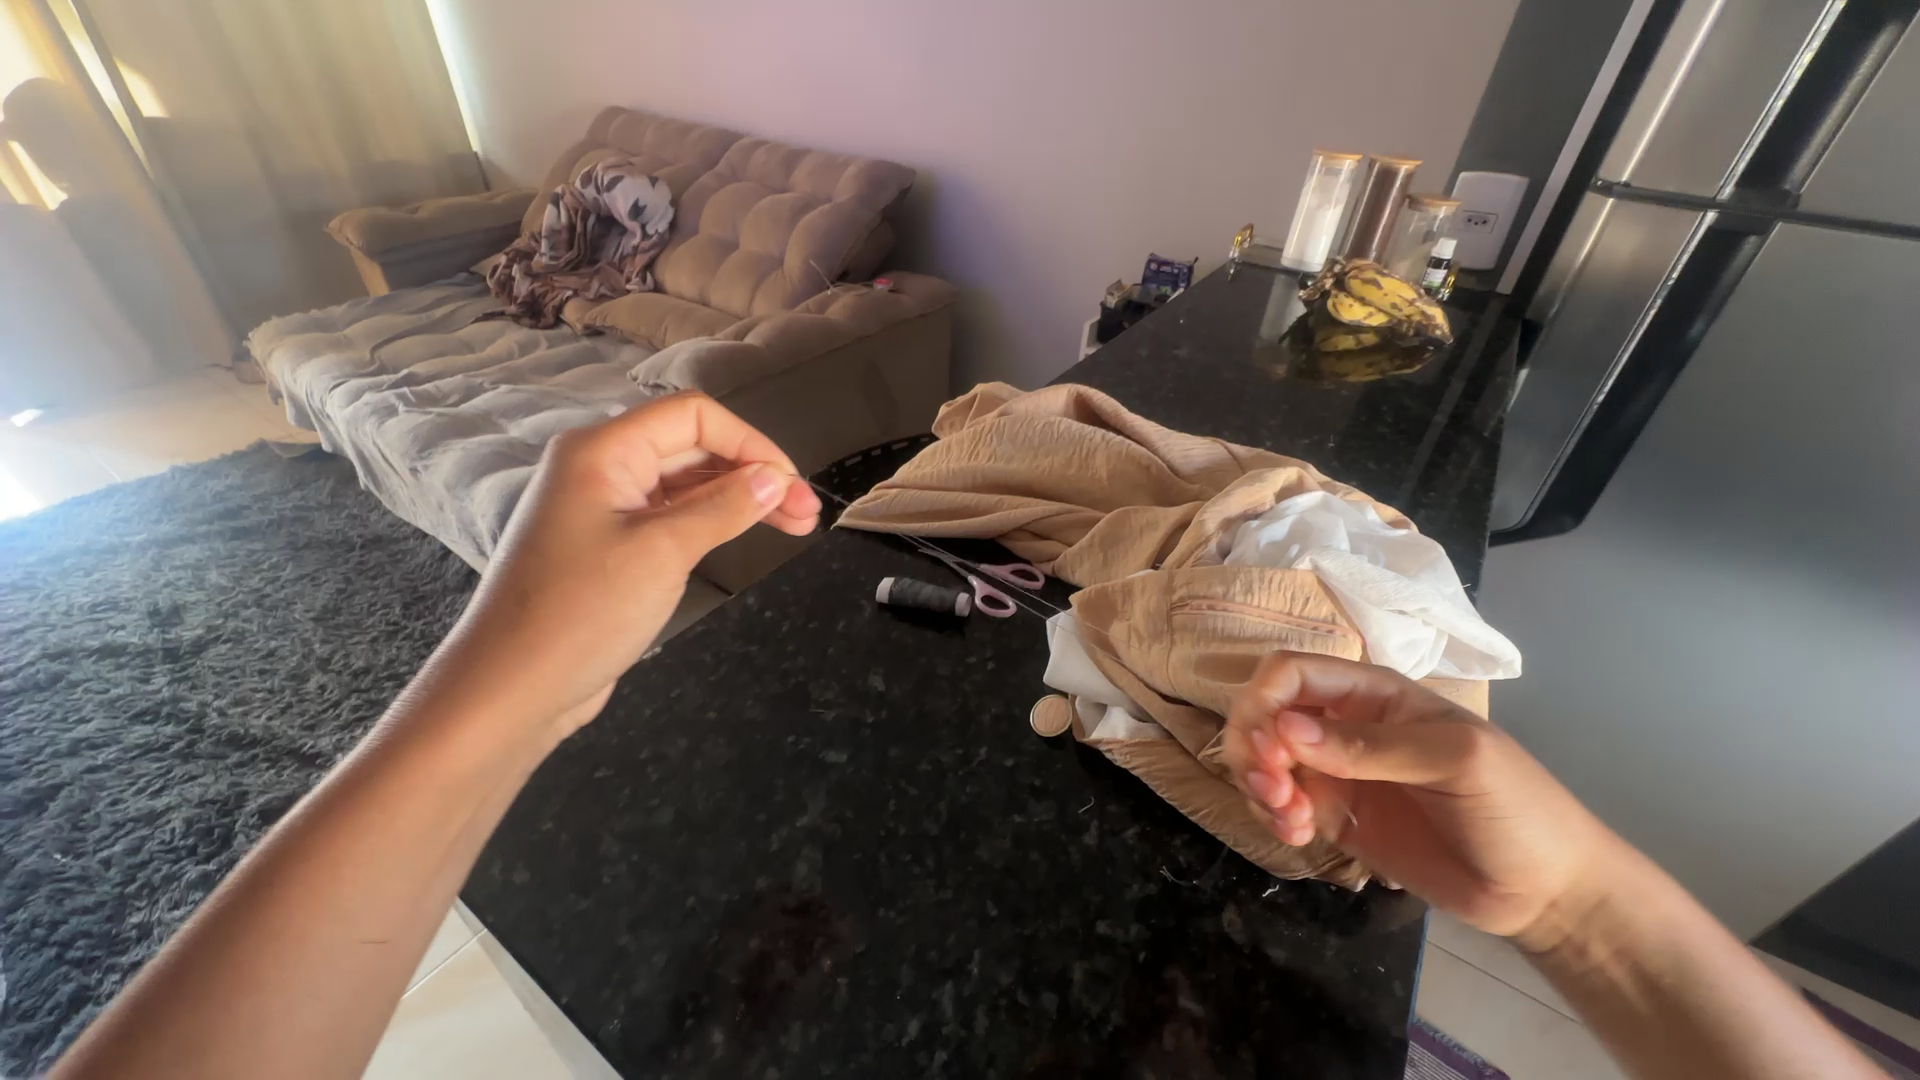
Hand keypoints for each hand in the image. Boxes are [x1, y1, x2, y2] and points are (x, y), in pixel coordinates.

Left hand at [425, 393, 820, 735]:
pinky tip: (747, 533)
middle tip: (807, 513)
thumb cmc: (584, 611)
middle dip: (754, 475)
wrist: (515, 689)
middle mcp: (604, 467)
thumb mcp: (664, 552)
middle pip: (694, 449)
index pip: (693, 418)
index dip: (750, 443)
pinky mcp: (614, 545)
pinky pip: (674, 516)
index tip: (791, 484)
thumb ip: (724, 507)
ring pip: (689, 485)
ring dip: (741, 500)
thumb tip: (776, 477)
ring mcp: (607, 508)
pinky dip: (715, 522)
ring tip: (796, 526)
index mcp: (603, 451)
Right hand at [1222, 653, 1618, 948]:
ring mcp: (1334, 773)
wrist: (1547, 892)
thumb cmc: (1515, 806)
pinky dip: (1271, 815)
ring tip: (1288, 819)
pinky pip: (1278, 804)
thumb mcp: (1454, 761)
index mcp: (1371, 694)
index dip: (1264, 699)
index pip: (1290, 673)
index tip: (1270, 747)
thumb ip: (1370, 746)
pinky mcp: (1332, 816)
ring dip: (1257, 785)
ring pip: (1262, 760)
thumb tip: (1285, 731)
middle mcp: (1341, 726)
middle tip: (1272, 789)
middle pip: (1264, 714)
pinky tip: (1296, 835)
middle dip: (1252, 747)